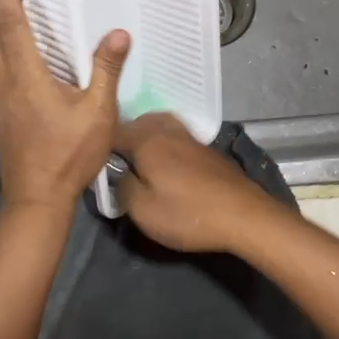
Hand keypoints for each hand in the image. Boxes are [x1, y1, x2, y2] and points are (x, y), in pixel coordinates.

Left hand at [0, 0, 129, 211]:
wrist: (36, 199)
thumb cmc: (68, 156)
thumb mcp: (97, 114)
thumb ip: (105, 71)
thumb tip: (118, 35)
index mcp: (26, 75)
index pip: (11, 22)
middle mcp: (4, 81)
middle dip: (3, 8)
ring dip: (4, 31)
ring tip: (29, 20)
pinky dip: (8, 53)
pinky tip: (33, 62)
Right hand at [114, 113, 282, 252]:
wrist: (244, 216)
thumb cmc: (188, 214)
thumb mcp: (143, 211)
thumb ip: (123, 188)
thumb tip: (119, 174)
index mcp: (146, 141)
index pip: (113, 132)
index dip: (100, 144)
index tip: (94, 159)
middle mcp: (166, 131)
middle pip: (137, 122)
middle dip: (123, 136)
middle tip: (116, 160)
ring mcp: (189, 137)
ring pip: (158, 125)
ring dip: (146, 137)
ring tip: (140, 159)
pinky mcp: (206, 149)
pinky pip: (175, 136)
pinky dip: (165, 143)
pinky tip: (167, 164)